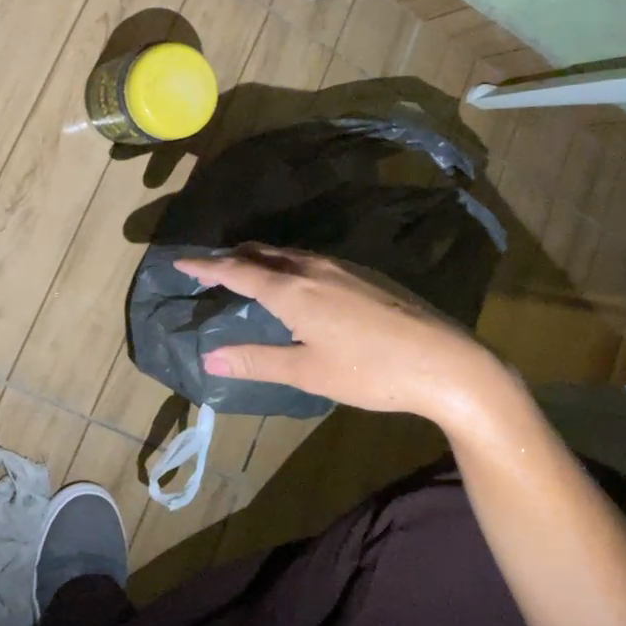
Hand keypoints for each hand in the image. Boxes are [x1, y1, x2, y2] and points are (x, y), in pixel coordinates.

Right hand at [175, 246, 510, 424]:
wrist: (445, 361)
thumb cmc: (369, 372)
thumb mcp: (307, 373)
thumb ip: (256, 361)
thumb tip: (209, 357)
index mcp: (292, 290)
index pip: (236, 270)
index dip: (205, 266)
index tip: (179, 262)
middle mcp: (312, 268)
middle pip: (260, 252)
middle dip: (230, 256)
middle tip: (209, 268)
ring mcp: (342, 267)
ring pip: (287, 253)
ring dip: (260, 257)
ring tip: (246, 270)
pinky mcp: (365, 275)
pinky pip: (310, 259)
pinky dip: (286, 263)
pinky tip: (295, 282)